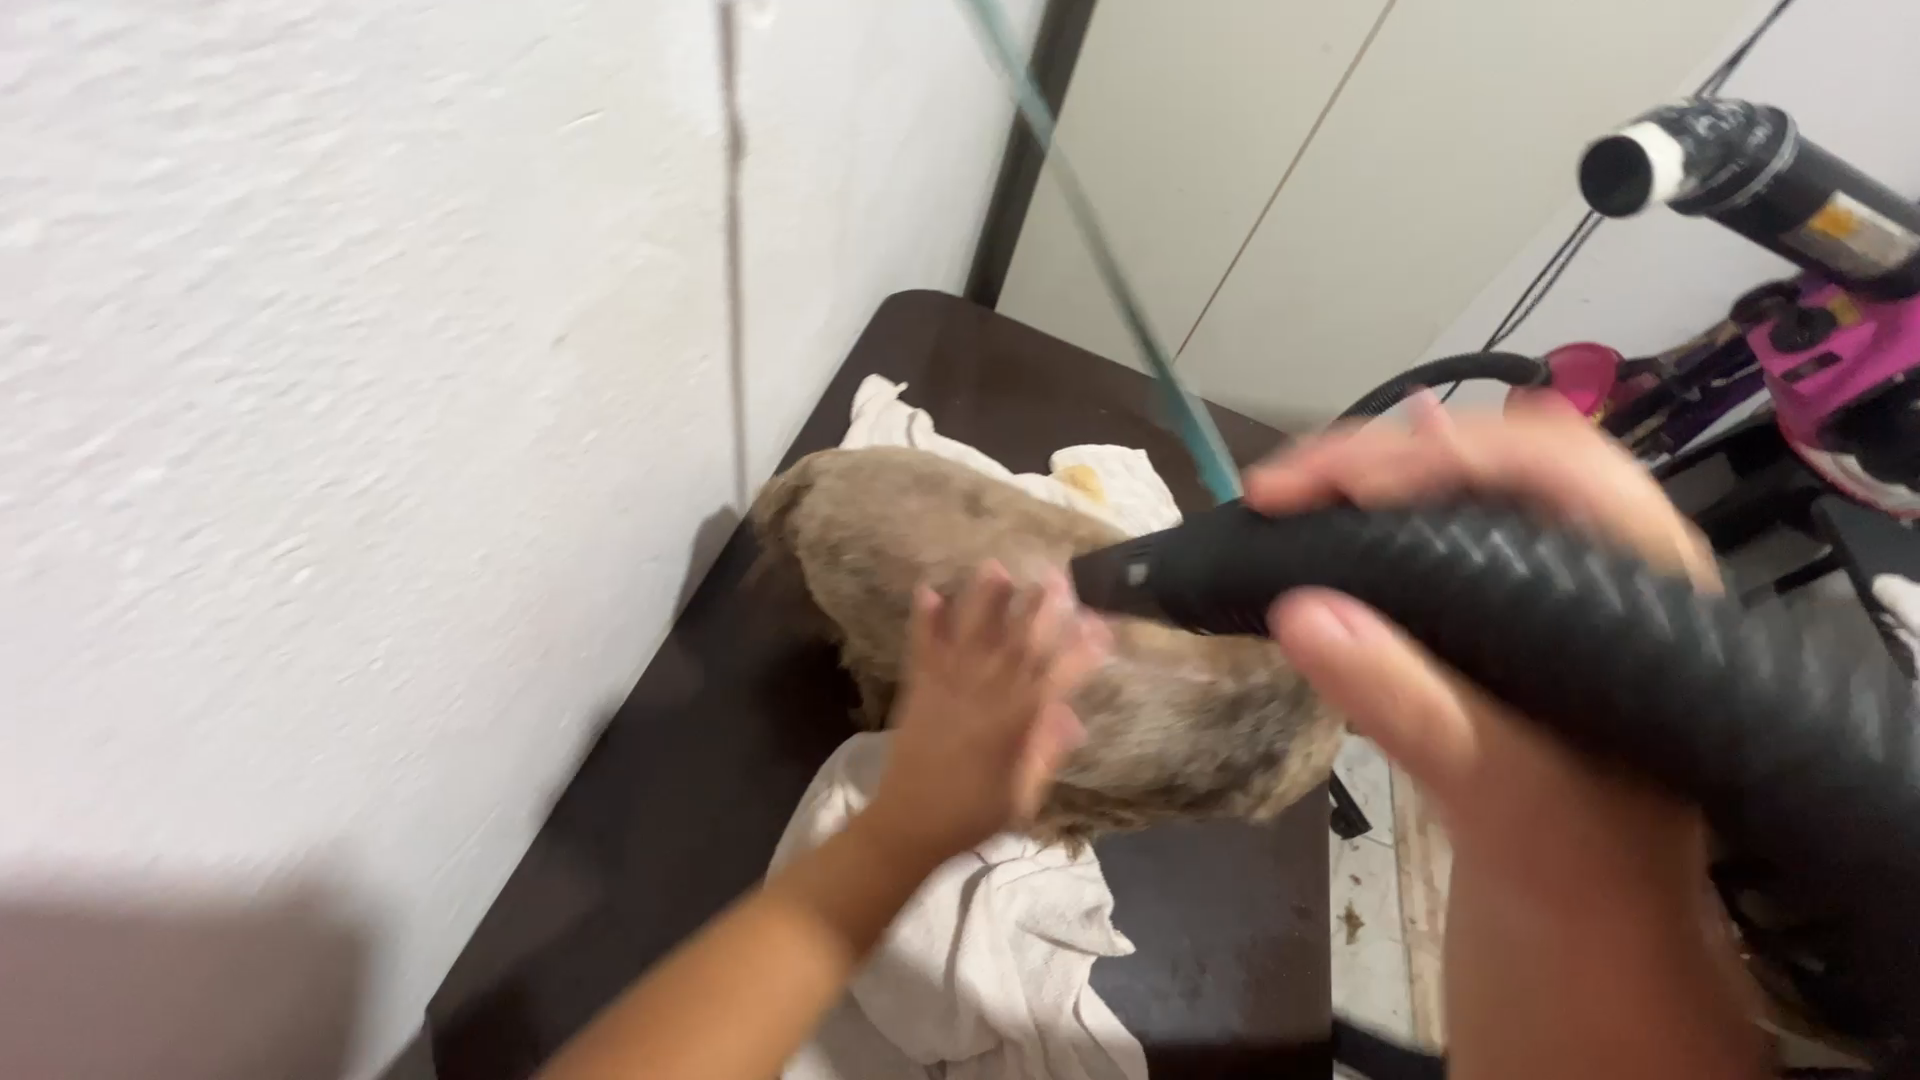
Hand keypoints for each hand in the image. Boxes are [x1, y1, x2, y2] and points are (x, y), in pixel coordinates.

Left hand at [859, 562, 1108, 865]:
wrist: (905, 827)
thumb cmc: (971, 817)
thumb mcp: (1021, 798)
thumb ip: (1045, 754)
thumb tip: (1071, 716)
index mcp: (1010, 727)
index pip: (1053, 679)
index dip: (1080, 650)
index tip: (1102, 625)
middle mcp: (980, 699)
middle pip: (1015, 646)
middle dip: (1038, 609)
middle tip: (1057, 576)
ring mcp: (945, 689)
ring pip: (970, 637)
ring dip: (983, 601)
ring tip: (996, 566)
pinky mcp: (918, 689)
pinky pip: (922, 649)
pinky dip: (925, 620)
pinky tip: (928, 590)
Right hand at [1250, 395, 1719, 909]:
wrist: (1569, 879)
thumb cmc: (1565, 836)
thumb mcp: (1493, 780)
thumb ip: (1407, 703)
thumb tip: (1296, 611)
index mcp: (1632, 572)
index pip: (1547, 460)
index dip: (1442, 455)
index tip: (1343, 488)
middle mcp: (1584, 546)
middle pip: (1477, 451)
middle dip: (1369, 456)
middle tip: (1275, 490)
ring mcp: (1526, 562)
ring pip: (1437, 478)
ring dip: (1351, 477)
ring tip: (1279, 496)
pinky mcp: (1478, 587)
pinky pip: (1410, 521)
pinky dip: (1350, 512)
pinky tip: (1308, 514)